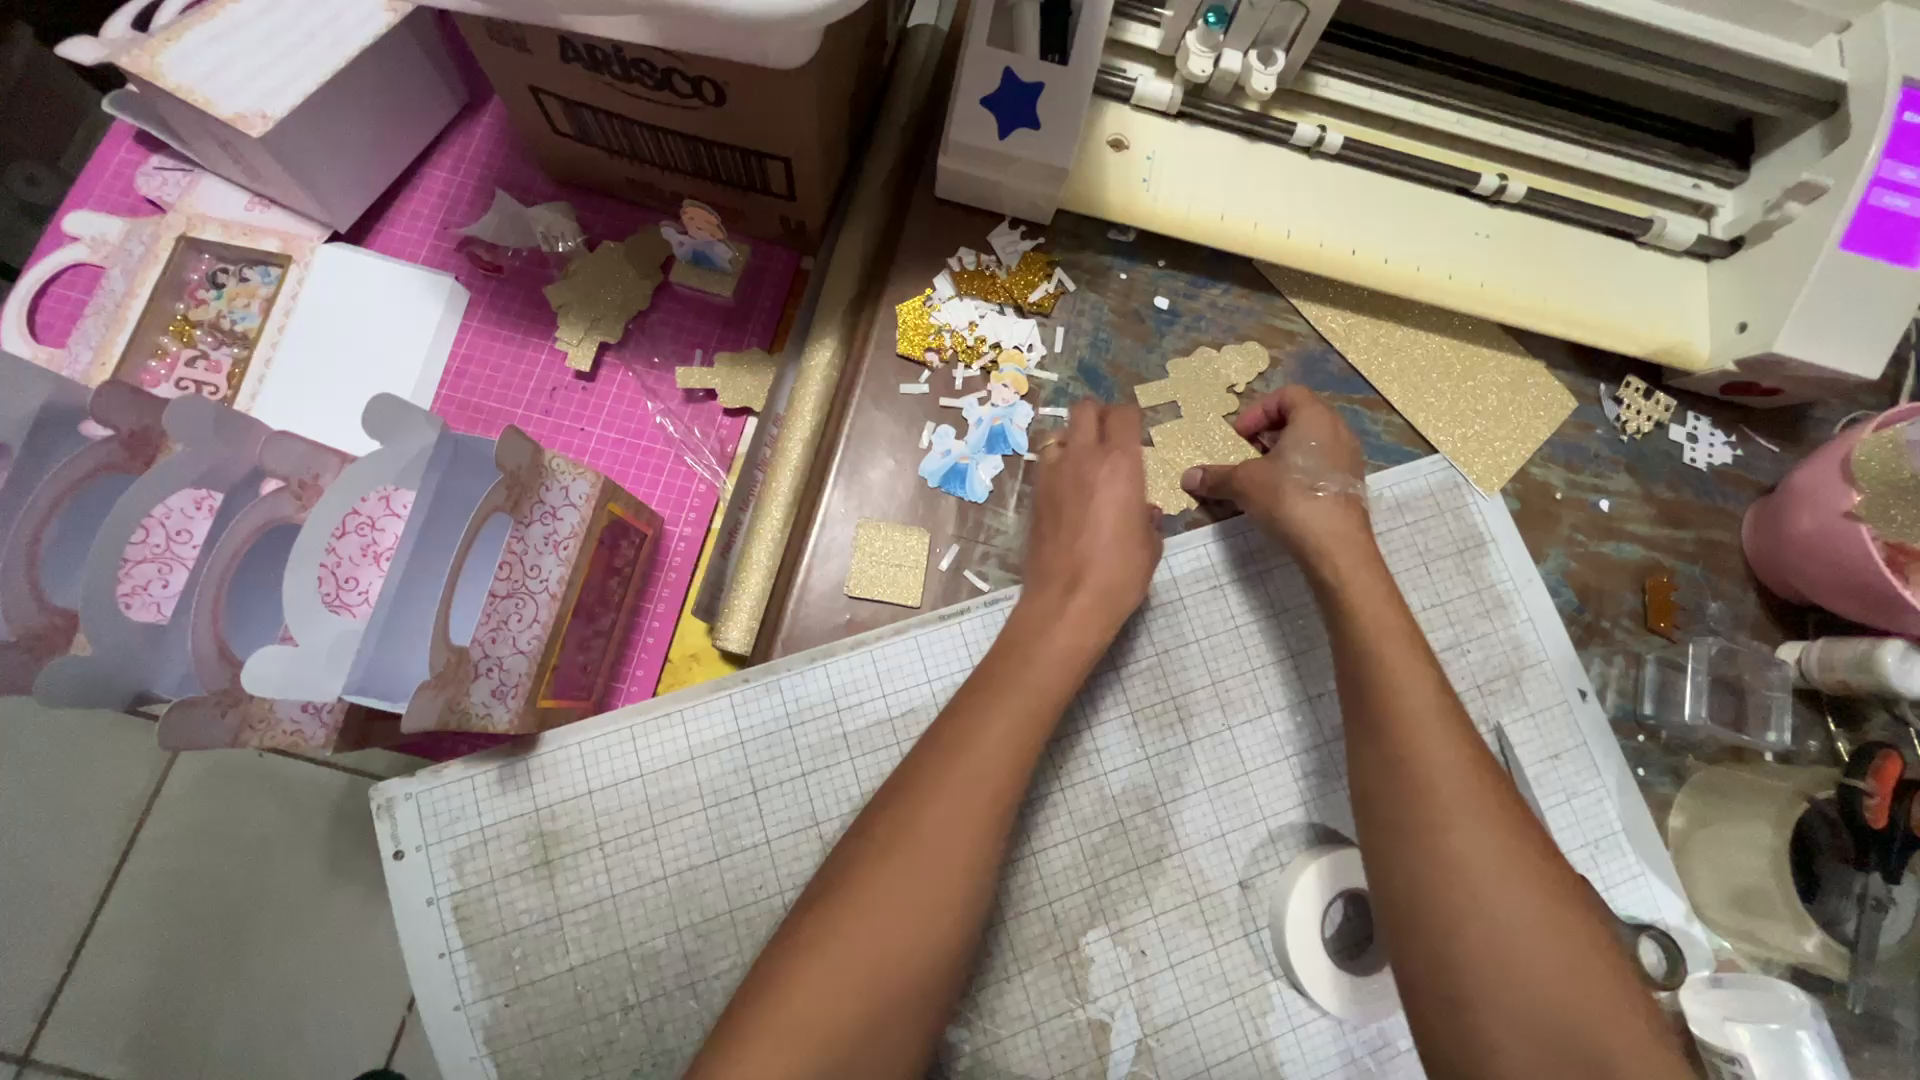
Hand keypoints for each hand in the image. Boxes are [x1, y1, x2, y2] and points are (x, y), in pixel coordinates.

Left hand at [1020, 400, 1161, 639]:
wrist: (1067, 602)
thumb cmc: (1119, 573)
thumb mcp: (1150, 545)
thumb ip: (1148, 518)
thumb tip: (1145, 511)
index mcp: (1120, 463)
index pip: (1123, 413)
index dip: (1130, 416)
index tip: (1136, 430)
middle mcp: (1082, 458)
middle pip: (1084, 408)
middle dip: (1098, 414)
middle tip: (1108, 436)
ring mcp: (1051, 475)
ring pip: (1057, 434)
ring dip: (1071, 440)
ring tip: (1083, 464)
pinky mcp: (1032, 496)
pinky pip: (1044, 465)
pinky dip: (1056, 468)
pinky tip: (1067, 492)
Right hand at [1180, 386, 1375, 582]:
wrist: (1335, 545)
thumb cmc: (1289, 498)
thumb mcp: (1243, 484)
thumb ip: (1216, 477)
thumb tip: (1187, 477)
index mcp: (1314, 418)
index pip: (1288, 394)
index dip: (1258, 410)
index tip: (1240, 436)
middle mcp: (1337, 431)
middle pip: (1301, 417)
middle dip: (1270, 432)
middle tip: (1248, 453)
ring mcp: (1348, 459)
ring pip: (1312, 443)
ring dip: (1284, 454)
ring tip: (1262, 476)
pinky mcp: (1350, 485)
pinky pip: (1322, 466)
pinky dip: (1299, 472)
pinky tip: (1282, 496)